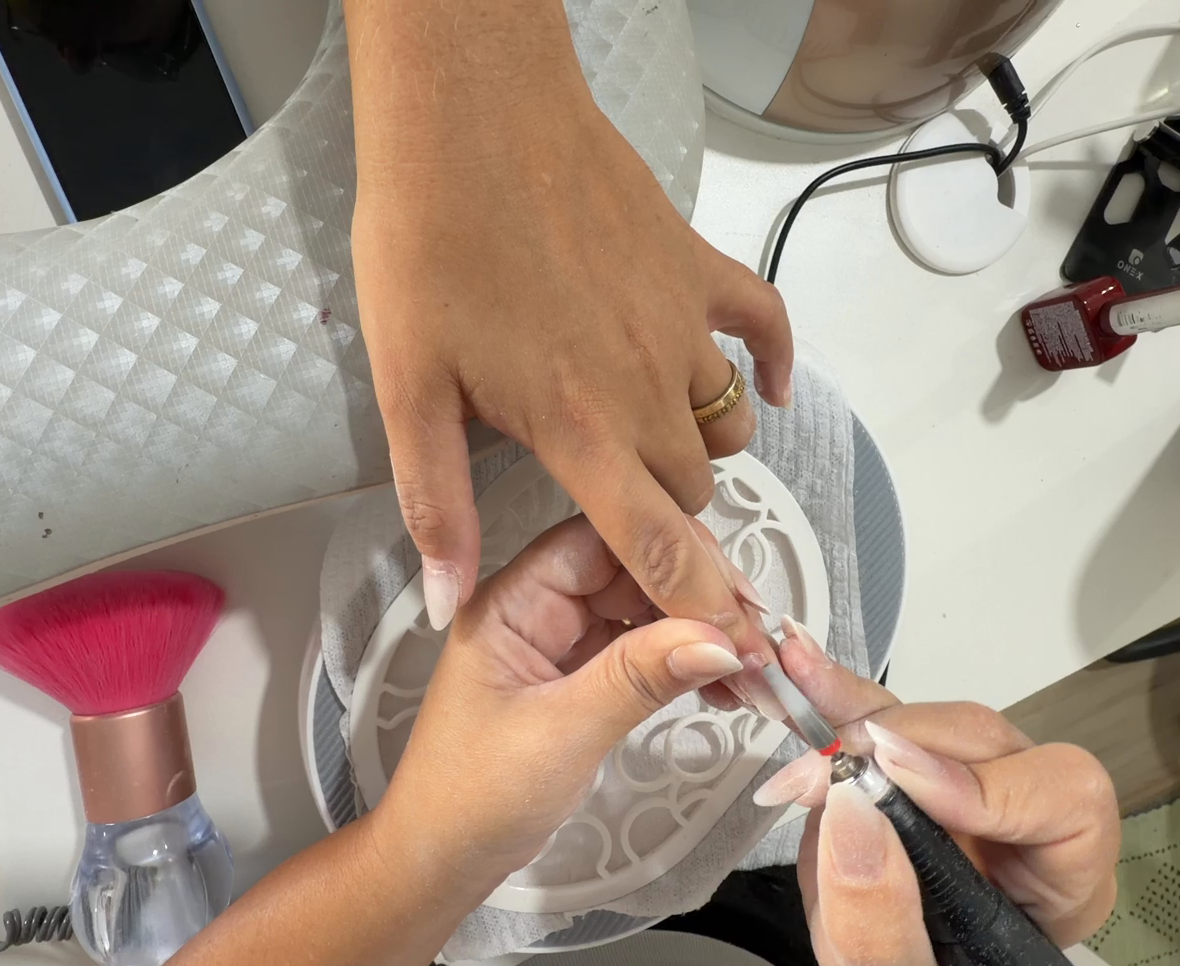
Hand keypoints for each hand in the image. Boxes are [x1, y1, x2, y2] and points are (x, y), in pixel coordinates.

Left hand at [345, 0, 791, 670]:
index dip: (692, 602)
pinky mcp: (695, 267)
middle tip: (633, 525)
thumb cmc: (429, 244)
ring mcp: (682, 323)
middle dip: (669, 524)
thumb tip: (446, 601)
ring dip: (697, 459)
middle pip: (691, 492)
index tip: (718, 638)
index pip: (658, 545)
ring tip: (654, 456)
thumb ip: (437, 506)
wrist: (469, 114)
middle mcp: (648, 387)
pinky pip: (764, 325)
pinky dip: (770, 365)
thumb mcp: (408, 391)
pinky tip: (761, 386)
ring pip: (724, 427)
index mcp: (580, 429)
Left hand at [373, 516, 747, 885]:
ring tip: (753, 668)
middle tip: (758, 637)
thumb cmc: (474, 796)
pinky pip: (642, 649)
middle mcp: (537, 606)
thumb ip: (636, 679)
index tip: (732, 599)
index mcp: (512, 601)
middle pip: (630, 571)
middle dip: (697, 598)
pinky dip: (683, 662)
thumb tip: (719, 639)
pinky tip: (721, 683)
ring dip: (700, 633)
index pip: (598, 543)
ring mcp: (561, 639)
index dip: (668, 558)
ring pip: (643, 609)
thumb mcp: (560, 733)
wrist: (445, 856)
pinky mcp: (581, 672)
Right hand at [754, 622, 1120, 965]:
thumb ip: (877, 918)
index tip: (894, 776)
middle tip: (817, 774)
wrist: (882, 954)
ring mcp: (965, 763)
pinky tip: (797, 666)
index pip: (1061, 797)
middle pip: (983, 738)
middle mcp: (1023, 802)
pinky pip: (875, 701)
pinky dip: (830, 686)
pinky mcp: (908, 742)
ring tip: (794, 702)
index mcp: (1059, 872)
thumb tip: (852, 806)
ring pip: (927, 712)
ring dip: (854, 710)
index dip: (982, 781)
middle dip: (892, 745)